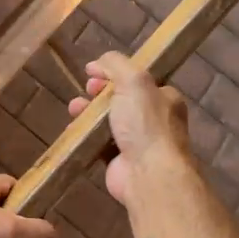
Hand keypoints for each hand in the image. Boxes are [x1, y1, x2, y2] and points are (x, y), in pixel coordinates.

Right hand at [67, 52, 190, 210]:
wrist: (148, 173)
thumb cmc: (145, 124)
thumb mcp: (134, 81)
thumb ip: (116, 64)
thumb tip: (97, 63)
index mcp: (164, 98)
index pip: (139, 80)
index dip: (116, 73)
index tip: (95, 72)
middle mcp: (154, 119)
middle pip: (122, 99)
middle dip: (100, 92)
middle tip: (87, 89)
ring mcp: (138, 142)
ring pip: (108, 120)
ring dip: (89, 111)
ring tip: (74, 108)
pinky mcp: (120, 161)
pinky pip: (99, 142)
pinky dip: (85, 134)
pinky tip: (74, 129)